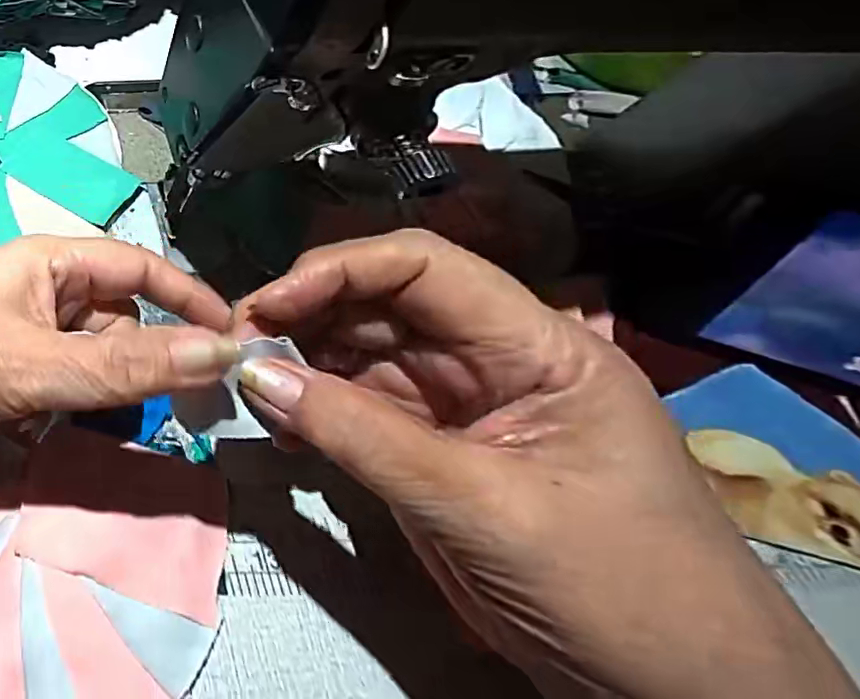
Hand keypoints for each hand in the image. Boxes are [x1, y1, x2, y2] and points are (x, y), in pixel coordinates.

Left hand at [0, 236, 237, 471]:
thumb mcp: (43, 365)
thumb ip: (130, 366)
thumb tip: (220, 354)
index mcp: (54, 258)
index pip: (141, 266)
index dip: (188, 296)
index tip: (229, 335)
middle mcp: (43, 282)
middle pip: (118, 314)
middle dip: (141, 355)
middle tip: (170, 404)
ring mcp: (23, 321)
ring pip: (90, 350)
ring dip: (101, 384)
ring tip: (86, 417)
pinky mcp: (5, 356)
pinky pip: (60, 372)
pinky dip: (68, 398)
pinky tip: (46, 424)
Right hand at [232, 230, 858, 698]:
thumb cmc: (619, 593)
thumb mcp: (483, 509)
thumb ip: (362, 435)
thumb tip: (256, 374)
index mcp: (532, 341)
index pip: (422, 265)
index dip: (338, 269)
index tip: (269, 302)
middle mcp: (490, 354)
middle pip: (381, 301)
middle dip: (306, 312)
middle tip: (239, 343)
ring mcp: (458, 400)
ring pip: (361, 351)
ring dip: (303, 359)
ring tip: (249, 381)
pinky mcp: (433, 445)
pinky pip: (359, 405)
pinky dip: (315, 407)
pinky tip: (280, 418)